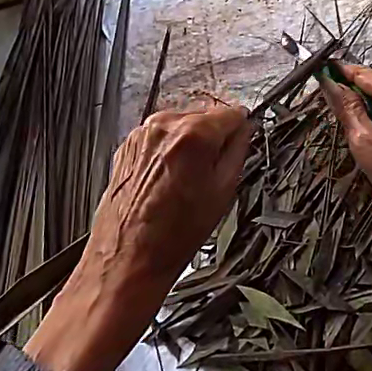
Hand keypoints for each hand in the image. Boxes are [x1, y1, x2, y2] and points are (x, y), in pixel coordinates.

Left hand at [27, 104, 250, 370]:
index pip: (232, 113)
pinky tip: (170, 182)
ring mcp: (143, 134)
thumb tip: (243, 132)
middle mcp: (165, 126)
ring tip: (189, 181)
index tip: (241, 142)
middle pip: (205, 115)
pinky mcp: (128, 146)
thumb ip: (238, 151)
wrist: (128, 257)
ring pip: (182, 125)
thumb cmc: (172, 234)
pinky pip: (160, 138)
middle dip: (214, 137)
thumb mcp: (224, 191)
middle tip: (214, 170)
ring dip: (191, 144)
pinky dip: (169, 152)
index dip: (240, 130)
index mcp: (194, 134)